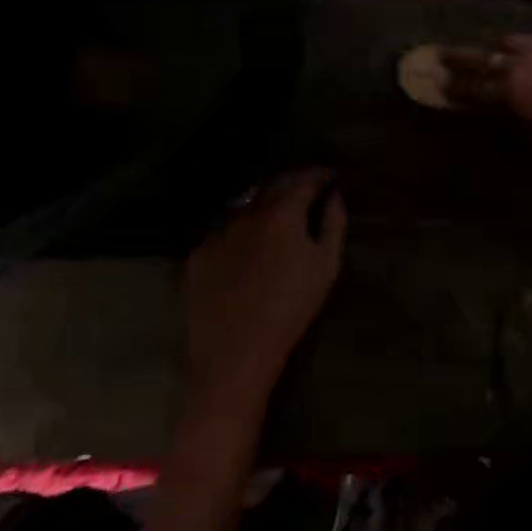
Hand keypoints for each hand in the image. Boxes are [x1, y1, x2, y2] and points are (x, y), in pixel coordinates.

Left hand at [182, 169, 345, 409]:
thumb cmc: (291, 311)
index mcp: (281, 214)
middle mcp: (246, 214)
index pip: (303, 180)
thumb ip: (333, 224)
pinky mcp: (197, 254)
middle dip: (292, 184)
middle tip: (306, 191)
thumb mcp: (326, 268)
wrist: (235, 355)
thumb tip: (334, 196)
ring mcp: (217, 233)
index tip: (329, 177)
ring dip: (263, 206)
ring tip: (275, 219)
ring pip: (244, 207)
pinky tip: (246, 249)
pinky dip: (239, 232)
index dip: (319, 175)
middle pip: (271, 186)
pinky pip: (222, 232)